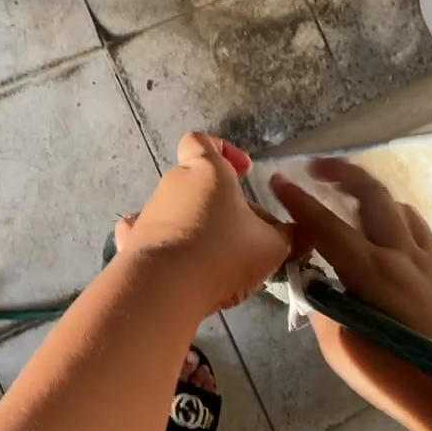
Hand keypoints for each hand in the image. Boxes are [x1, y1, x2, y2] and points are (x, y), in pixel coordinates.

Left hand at [114, 133, 294, 312]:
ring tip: (217, 261)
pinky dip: (165, 246)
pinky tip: (178, 266)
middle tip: (244, 234)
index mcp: (206, 172)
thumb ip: (288, 237)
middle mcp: (172, 184)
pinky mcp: (132, 241)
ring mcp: (148, 212)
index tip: (243, 172)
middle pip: (197, 183)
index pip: (203, 141)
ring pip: (177, 212)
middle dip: (220, 205)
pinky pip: (149, 236)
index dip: (224, 151)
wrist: (163, 288)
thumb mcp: (271, 247)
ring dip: (196, 228)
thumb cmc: (222, 253)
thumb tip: (300, 233)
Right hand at [270, 159, 431, 426]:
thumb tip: (316, 283)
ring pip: (402, 209)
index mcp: (370, 269)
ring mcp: (429, 264)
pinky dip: (397, 221)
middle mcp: (401, 255)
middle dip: (342, 173)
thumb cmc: (396, 379)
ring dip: (373, 194)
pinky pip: (420, 234)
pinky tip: (390, 236)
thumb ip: (322, 306)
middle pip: (372, 195)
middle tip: (316, 169)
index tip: (277, 179)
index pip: (325, 223)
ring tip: (352, 197)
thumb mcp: (340, 347)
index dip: (297, 200)